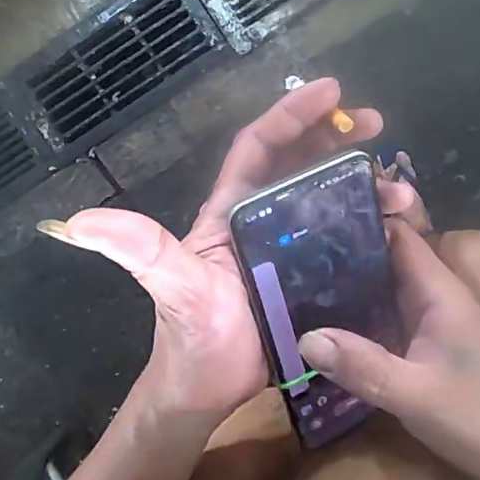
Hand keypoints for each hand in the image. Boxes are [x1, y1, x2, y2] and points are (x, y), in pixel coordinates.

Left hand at [52, 79, 383, 425]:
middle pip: (302, 161)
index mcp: (232, 208)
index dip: (292, 113)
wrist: (209, 387)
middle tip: (376, 125)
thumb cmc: (191, 335)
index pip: (261, 144)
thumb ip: (141, 250)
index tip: (332, 92)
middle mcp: (263, 218)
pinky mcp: (313, 275)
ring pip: (329, 199)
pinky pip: (344, 238)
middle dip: (337, 136)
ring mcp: (290, 246)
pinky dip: (368, 226)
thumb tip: (81, 222)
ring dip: (361, 184)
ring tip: (398, 190)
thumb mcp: (172, 286)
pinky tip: (396, 228)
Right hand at [296, 221, 479, 479]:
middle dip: (346, 253)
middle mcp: (435, 297)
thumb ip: (361, 365)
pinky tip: (325, 321)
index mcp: (439, 291)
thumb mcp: (413, 394)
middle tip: (293, 250)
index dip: (363, 221)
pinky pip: (387, 316)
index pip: (399, 236)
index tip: (316, 218)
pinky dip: (359, 313)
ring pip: (385, 289)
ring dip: (350, 284)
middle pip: (387, 259)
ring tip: (297, 278)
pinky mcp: (426, 344)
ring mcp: (432, 321)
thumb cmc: (476, 417)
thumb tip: (304, 337)